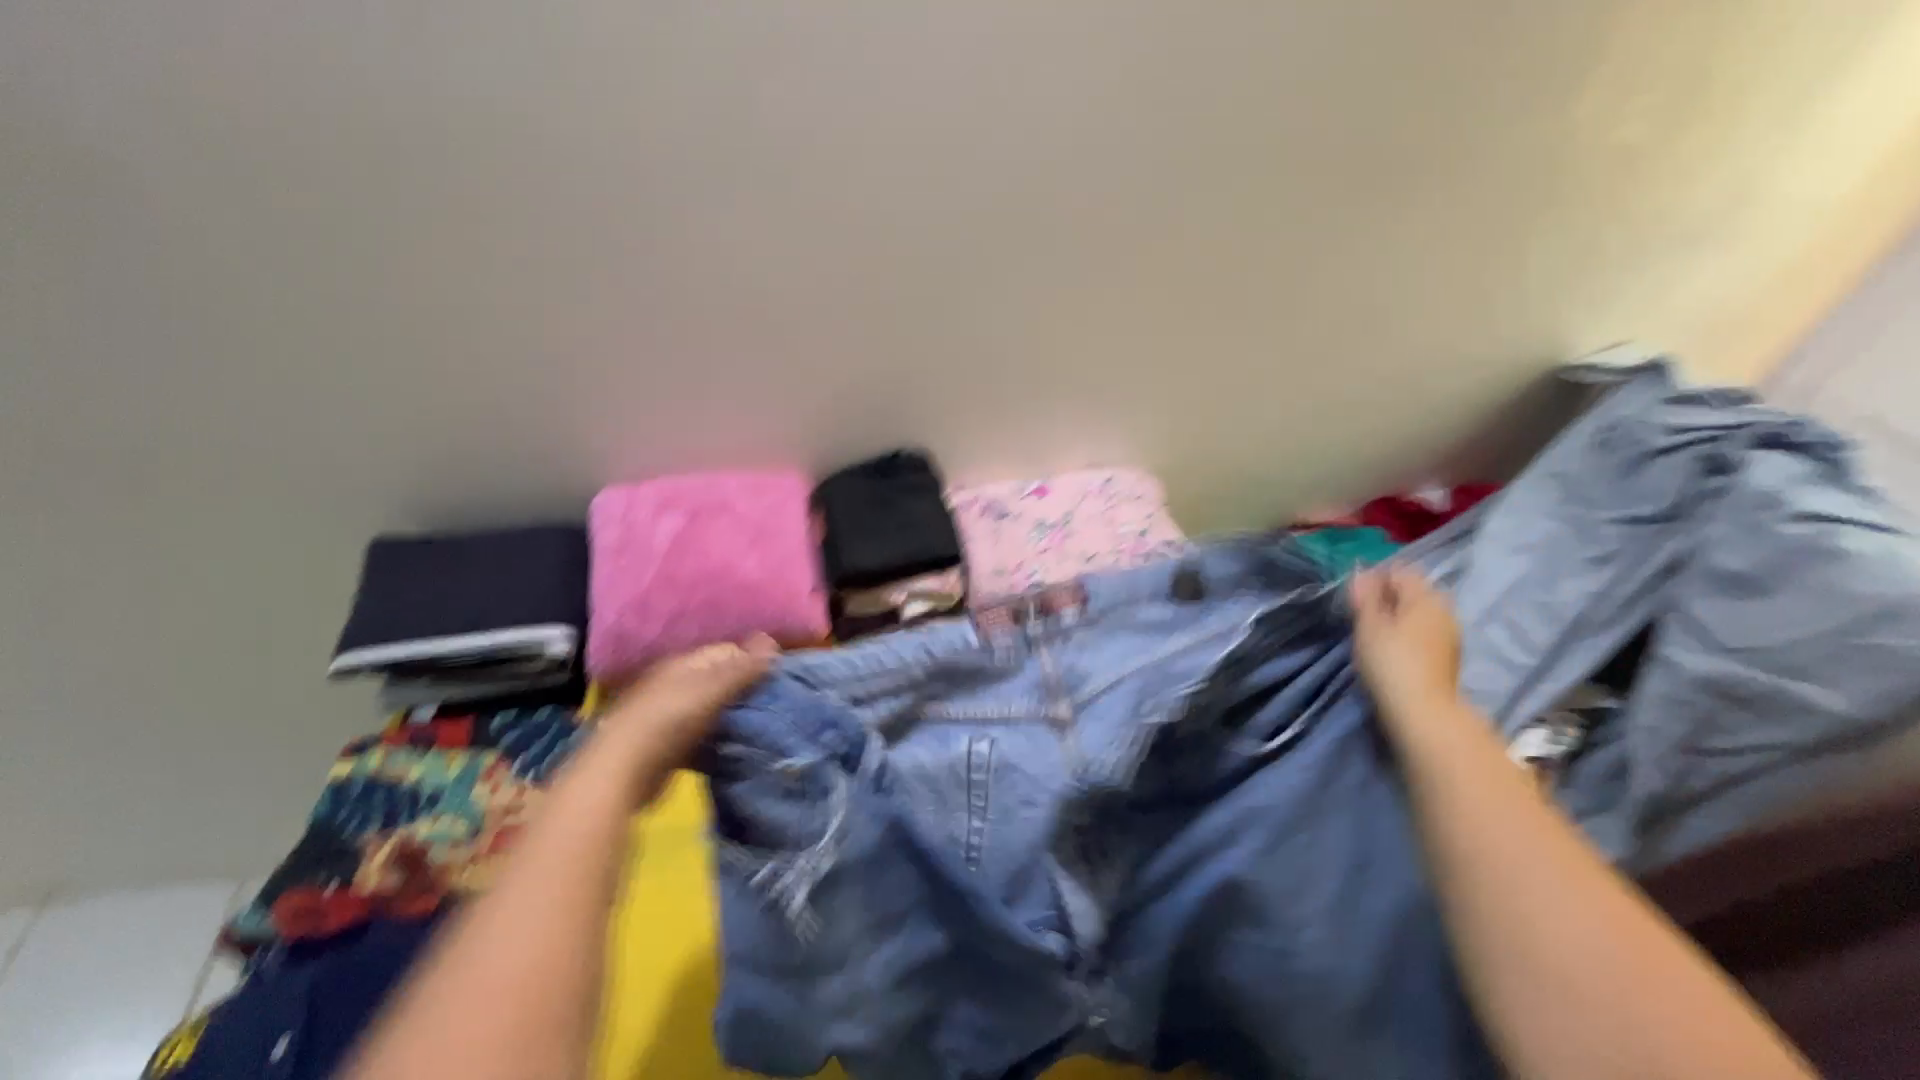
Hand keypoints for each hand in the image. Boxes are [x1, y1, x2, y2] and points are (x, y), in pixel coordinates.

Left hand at [597, 634, 779, 789]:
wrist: (622, 773)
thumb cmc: (668, 721)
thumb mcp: (710, 689)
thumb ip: (742, 667)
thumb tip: (772, 640)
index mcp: (685, 665)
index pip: (728, 652)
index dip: (753, 662)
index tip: (779, 680)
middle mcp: (677, 687)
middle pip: (721, 683)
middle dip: (747, 693)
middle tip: (778, 707)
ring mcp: (672, 719)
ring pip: (714, 713)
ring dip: (736, 722)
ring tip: (766, 731)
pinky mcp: (671, 750)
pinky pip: (705, 741)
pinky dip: (720, 745)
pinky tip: (739, 754)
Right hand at [1349, 565, 1463, 726]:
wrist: (1424, 711)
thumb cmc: (1391, 662)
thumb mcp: (1369, 626)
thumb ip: (1366, 598)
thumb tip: (1361, 573)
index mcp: (1425, 596)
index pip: (1401, 572)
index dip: (1377, 578)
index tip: (1356, 596)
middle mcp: (1444, 609)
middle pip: (1415, 592)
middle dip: (1391, 597)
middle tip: (1366, 614)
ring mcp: (1451, 634)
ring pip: (1422, 613)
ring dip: (1401, 617)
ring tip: (1378, 633)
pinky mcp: (1450, 656)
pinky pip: (1427, 632)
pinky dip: (1411, 633)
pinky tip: (1396, 649)